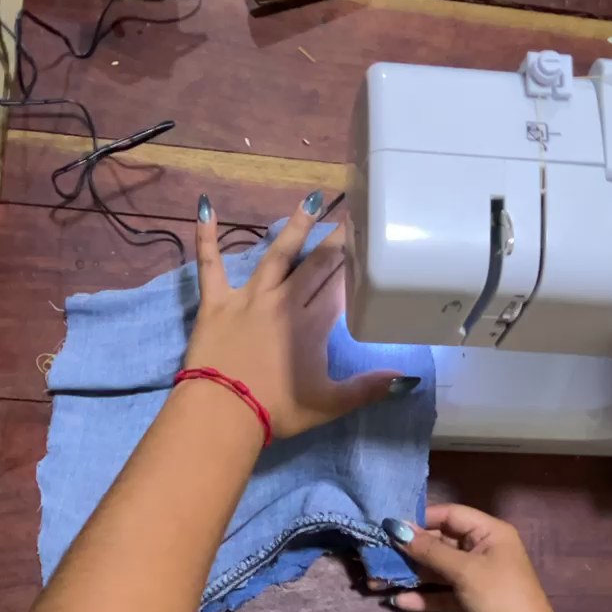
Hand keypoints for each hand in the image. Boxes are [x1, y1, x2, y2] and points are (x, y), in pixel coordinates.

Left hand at [183, 191, 412, 439]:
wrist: (225, 411)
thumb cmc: (277, 410)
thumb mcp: (330, 404)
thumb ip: (367, 388)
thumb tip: (406, 380)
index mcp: (313, 324)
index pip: (339, 286)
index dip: (354, 263)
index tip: (368, 240)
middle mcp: (285, 301)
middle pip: (314, 265)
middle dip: (334, 240)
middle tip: (350, 215)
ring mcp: (249, 297)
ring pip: (276, 254)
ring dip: (294, 227)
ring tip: (310, 200)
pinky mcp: (216, 302)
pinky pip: (211, 264)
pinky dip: (207, 237)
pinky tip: (205, 208)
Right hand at [383, 503, 579, 611]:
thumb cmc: (500, 599)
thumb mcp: (464, 571)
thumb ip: (429, 550)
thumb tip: (397, 527)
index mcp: (490, 533)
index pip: (450, 515)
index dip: (420, 518)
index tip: (388, 525)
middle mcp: (483, 550)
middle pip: (440, 542)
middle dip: (409, 550)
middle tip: (376, 553)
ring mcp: (476, 577)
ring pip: (437, 570)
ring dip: (410, 575)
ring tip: (377, 580)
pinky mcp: (469, 602)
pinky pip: (441, 593)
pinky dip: (422, 597)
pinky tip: (398, 601)